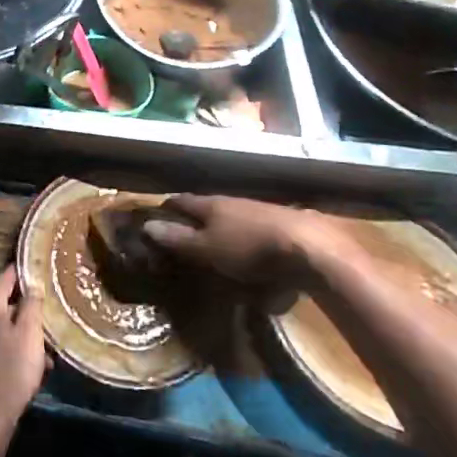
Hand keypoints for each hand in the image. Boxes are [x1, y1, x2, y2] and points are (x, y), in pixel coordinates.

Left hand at [0, 264, 48, 445]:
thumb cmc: (12, 369)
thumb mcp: (29, 334)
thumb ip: (32, 305)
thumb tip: (33, 284)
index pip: (6, 277)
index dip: (24, 270)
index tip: (41, 266)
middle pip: (6, 302)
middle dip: (29, 307)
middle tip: (52, 309)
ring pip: (6, 326)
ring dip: (27, 333)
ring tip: (50, 346)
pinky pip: (1, 344)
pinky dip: (18, 349)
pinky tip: (37, 367)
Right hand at [141, 194, 357, 288]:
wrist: (310, 249)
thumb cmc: (249, 248)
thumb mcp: (206, 249)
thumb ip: (177, 239)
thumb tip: (146, 225)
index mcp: (211, 204)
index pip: (182, 200)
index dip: (168, 207)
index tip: (156, 215)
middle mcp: (234, 202)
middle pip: (208, 208)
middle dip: (196, 220)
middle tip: (185, 235)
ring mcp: (261, 212)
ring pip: (234, 218)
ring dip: (224, 230)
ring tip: (217, 247)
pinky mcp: (284, 226)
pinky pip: (257, 232)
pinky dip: (248, 241)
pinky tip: (252, 256)